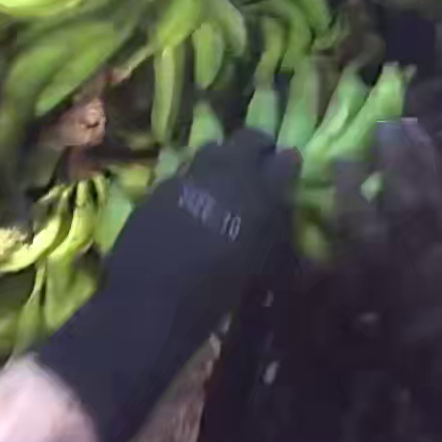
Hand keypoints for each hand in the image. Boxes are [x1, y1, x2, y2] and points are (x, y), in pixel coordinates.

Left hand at [35, 130, 295, 441]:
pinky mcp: (163, 184)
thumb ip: (275, 227)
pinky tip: (193, 199)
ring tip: (225, 179)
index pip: (285, 160)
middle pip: (250, 138)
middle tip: (260, 163)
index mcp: (260, 190)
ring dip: (225, 158)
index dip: (289, 163)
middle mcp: (229, 170)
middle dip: (259, 146)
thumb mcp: (260, 262)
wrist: (151, 304)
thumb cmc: (217, 293)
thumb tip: (282, 209)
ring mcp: (193, 173)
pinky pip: (187, 170)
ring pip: (215, 148)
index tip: (289, 168)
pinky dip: (196, 178)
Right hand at [338, 121, 441, 441]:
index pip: (359, 219)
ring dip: (422, 149)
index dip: (348, 186)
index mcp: (385, 270)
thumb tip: (318, 260)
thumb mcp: (371, 329)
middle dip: (390, 153)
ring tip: (412, 122)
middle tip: (383, 123)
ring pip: (434, 182)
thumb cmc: (418, 348)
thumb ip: (347, 288)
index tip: (340, 159)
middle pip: (401, 189)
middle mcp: (416, 244)